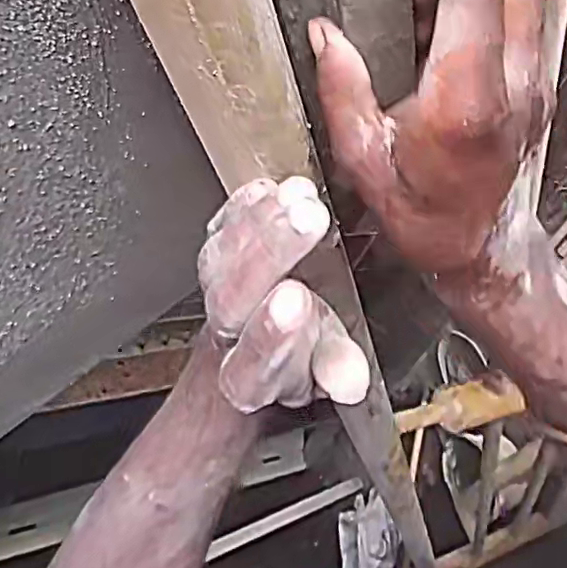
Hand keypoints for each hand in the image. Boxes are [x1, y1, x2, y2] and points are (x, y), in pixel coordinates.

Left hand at [197, 176, 371, 411]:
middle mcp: (226, 328)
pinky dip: (246, 204)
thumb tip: (350, 378)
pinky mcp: (216, 246)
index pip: (252, 364)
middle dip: (270, 256)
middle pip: (232, 298)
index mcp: (253, 375)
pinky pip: (222, 223)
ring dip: (263, 220)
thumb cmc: (305, 345)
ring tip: (300, 198)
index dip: (270, 335)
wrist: (273, 322)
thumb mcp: (329, 366)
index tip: (297, 300)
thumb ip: (337, 369)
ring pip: (225, 255)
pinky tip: (271, 190)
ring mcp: (216, 284)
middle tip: (307, 221)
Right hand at [311, 0, 549, 304]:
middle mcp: (513, 84)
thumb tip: (326, 35)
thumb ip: (343, 91)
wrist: (480, 248)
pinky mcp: (536, 84)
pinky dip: (483, 1)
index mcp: (465, 101)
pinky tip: (441, 26)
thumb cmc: (425, 217)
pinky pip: (521, 16)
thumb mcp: (363, 160)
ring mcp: (533, 83)